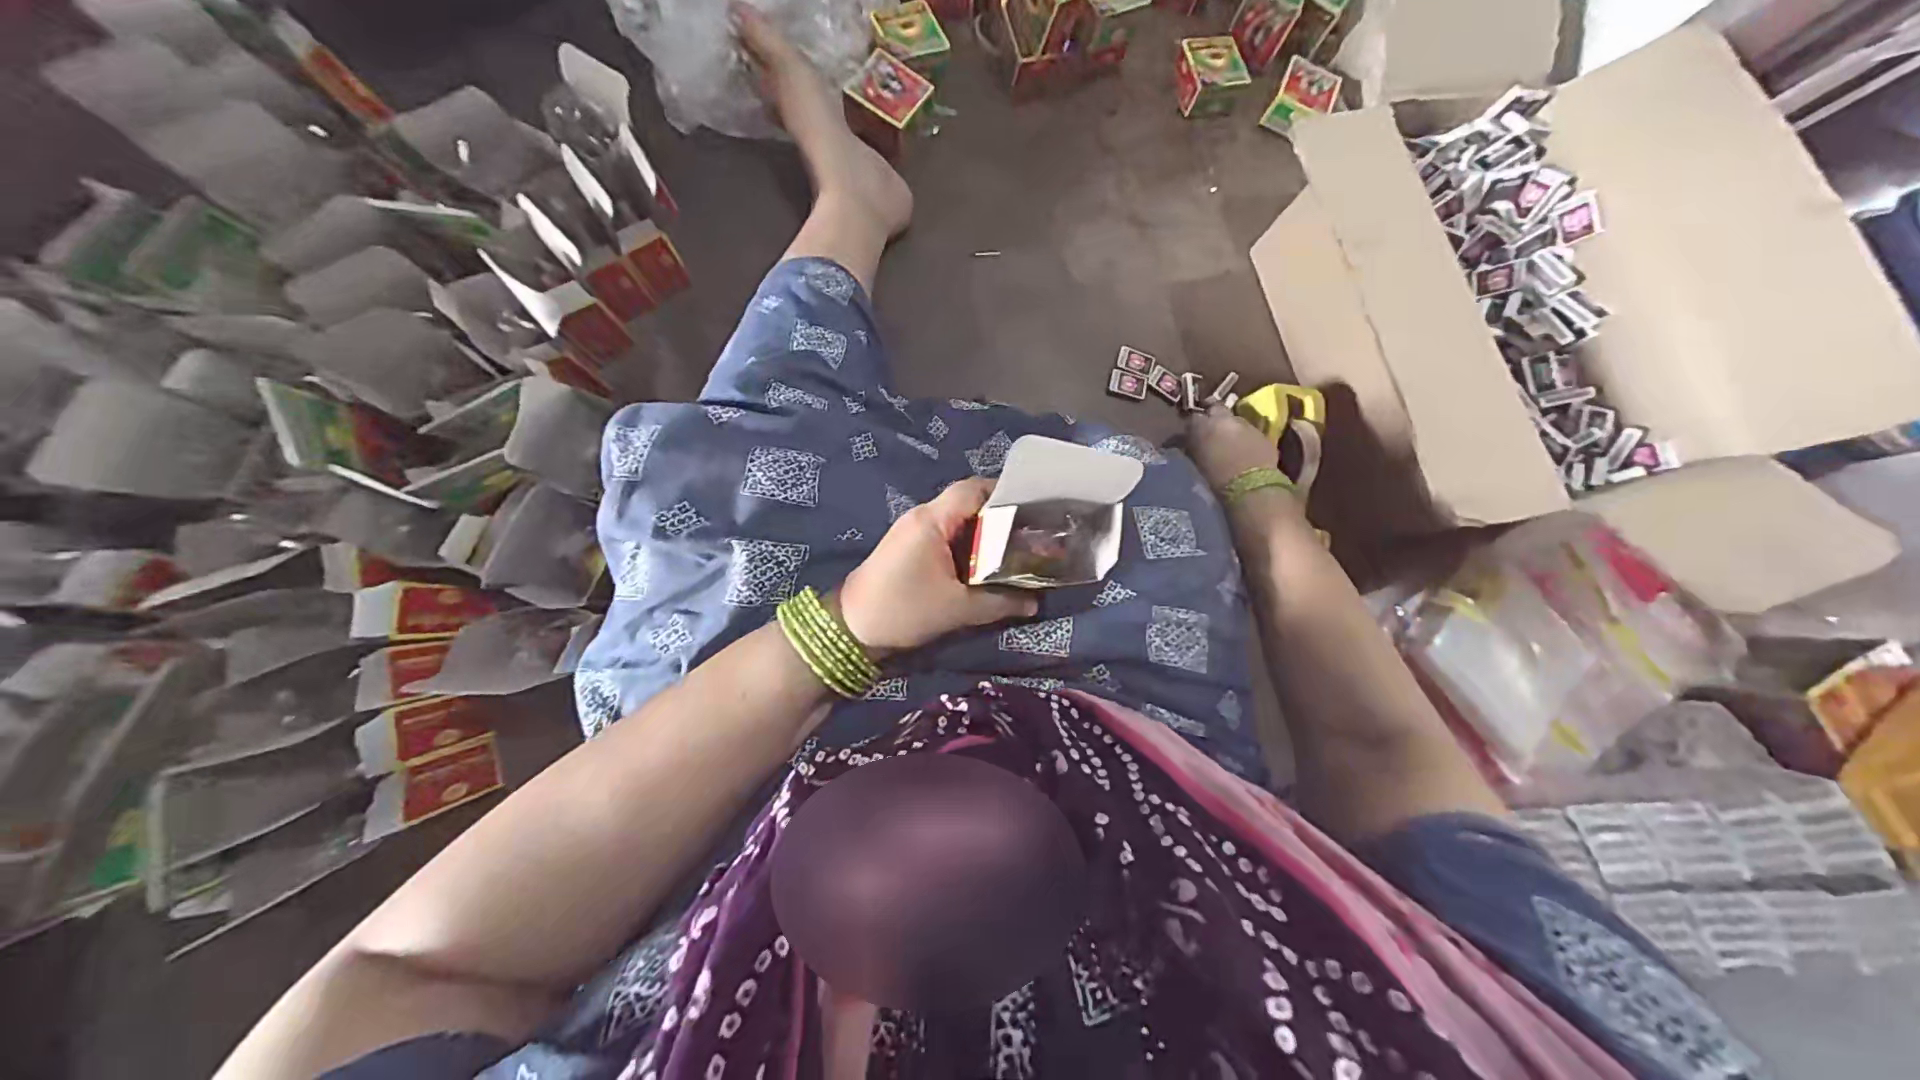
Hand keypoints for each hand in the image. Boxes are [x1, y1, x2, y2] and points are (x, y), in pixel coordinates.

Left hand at [839, 478, 1038, 654]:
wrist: (852, 629)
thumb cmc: (905, 611)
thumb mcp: (958, 610)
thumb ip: (1000, 602)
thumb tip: (1035, 602)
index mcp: (932, 520)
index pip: (973, 489)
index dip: (1005, 493)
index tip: (1033, 509)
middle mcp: (921, 517)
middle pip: (968, 503)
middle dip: (1000, 516)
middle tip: (1032, 533)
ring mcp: (912, 531)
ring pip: (957, 521)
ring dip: (984, 533)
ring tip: (1016, 548)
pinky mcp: (908, 547)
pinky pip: (945, 535)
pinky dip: (967, 544)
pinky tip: (986, 563)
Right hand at [1184, 404, 1278, 490]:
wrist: (1251, 486)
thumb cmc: (1217, 478)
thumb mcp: (1198, 461)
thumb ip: (1192, 446)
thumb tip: (1187, 442)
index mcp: (1203, 426)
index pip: (1193, 416)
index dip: (1193, 423)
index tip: (1191, 431)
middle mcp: (1224, 419)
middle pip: (1216, 407)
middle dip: (1212, 414)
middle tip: (1210, 426)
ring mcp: (1245, 424)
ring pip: (1234, 418)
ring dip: (1229, 426)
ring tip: (1228, 439)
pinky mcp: (1261, 433)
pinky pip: (1249, 430)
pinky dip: (1244, 436)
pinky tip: (1243, 448)